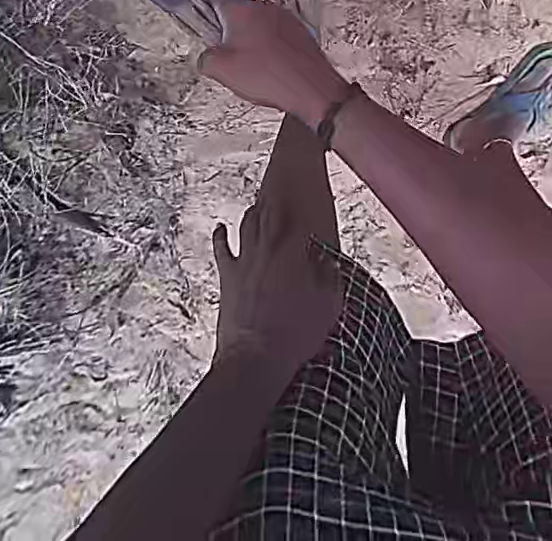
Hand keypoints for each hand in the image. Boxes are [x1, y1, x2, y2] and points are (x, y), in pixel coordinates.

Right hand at [197, 0, 351, 125]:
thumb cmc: (271, 75)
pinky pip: (277, 34)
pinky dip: (271, 46)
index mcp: (240, 9)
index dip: (206, 5)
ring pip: (259, 22)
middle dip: (230, 29)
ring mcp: (284, 18)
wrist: (310, 88)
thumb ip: (205, 58)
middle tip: (227, 51)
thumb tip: (206, 57)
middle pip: (238, 10)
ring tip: (251, 64)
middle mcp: (264, 7)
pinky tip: (269, 67)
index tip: (204, 15)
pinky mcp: (299, 32)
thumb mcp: (221, 70)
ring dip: (252, 38)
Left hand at [212, 199, 341, 378]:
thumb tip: (330, 263)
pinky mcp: (227, 275)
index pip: (298, 220)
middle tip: (278, 192)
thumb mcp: (328, 308)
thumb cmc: (295, 335)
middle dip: (275, 200)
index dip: (302, 207)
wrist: (255, 359)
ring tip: (258, 206)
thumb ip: (331, 280)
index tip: (306, 198)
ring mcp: (244, 260)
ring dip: (253, 213)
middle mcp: (267, 248)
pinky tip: (221, 227)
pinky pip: (221, 248)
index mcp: (293, 253)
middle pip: (270, 214)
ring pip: (246, 224)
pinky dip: (220, 235)